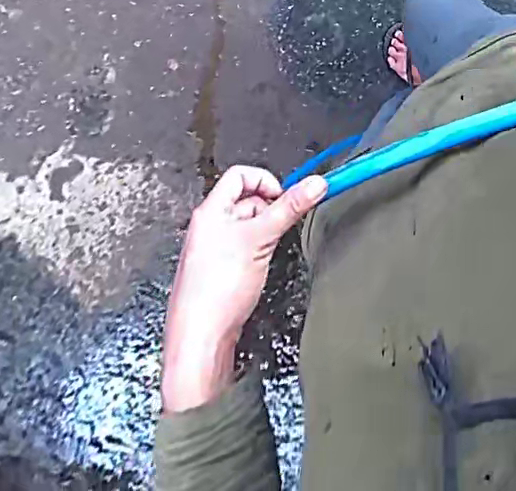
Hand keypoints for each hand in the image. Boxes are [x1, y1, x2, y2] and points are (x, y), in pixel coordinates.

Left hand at [162, 166, 326, 411]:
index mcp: (211, 211)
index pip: (240, 175)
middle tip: (279, 225)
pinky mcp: (222, 269)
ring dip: (264, 231)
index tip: (283, 196)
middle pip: (247, 199)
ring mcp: (215, 248)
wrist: (200, 340)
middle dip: (268, 209)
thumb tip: (314, 184)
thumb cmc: (216, 291)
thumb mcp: (261, 238)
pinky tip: (260, 267)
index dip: (265, 180)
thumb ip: (290, 208)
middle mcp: (210, 226)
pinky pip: (245, 247)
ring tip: (268, 249)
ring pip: (248, 225)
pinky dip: (258, 250)